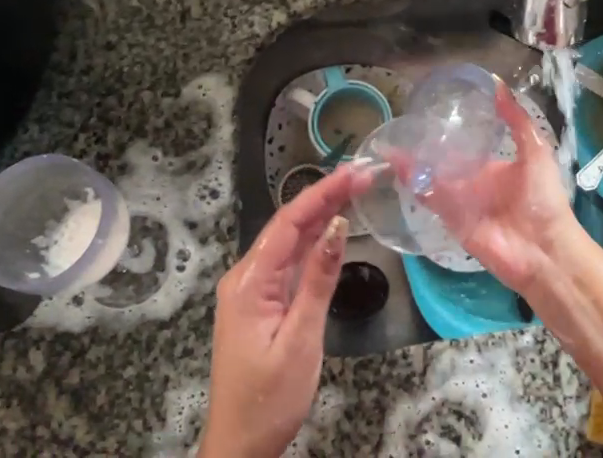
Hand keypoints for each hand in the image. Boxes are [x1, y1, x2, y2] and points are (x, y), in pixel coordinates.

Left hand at [200, 164, 365, 457]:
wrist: (239, 447)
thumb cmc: (269, 398)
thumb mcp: (300, 339)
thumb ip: (319, 279)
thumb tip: (338, 225)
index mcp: (249, 282)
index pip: (289, 222)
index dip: (323, 192)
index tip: (354, 172)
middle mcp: (246, 277)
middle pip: (288, 226)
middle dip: (324, 196)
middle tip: (362, 173)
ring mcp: (252, 290)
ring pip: (289, 242)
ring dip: (320, 215)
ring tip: (354, 188)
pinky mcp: (261, 304)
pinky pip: (288, 263)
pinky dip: (313, 242)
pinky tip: (332, 228)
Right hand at [418, 81, 589, 292]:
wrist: (544, 250)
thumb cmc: (544, 198)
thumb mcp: (535, 150)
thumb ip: (516, 119)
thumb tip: (497, 82)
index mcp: (492, 165)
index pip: (464, 144)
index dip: (447, 129)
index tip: (427, 109)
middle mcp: (473, 181)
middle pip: (441, 160)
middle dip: (422, 146)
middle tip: (398, 124)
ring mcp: (460, 201)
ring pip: (430, 177)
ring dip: (411, 163)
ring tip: (389, 143)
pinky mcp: (451, 220)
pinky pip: (430, 200)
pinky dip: (414, 185)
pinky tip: (397, 168)